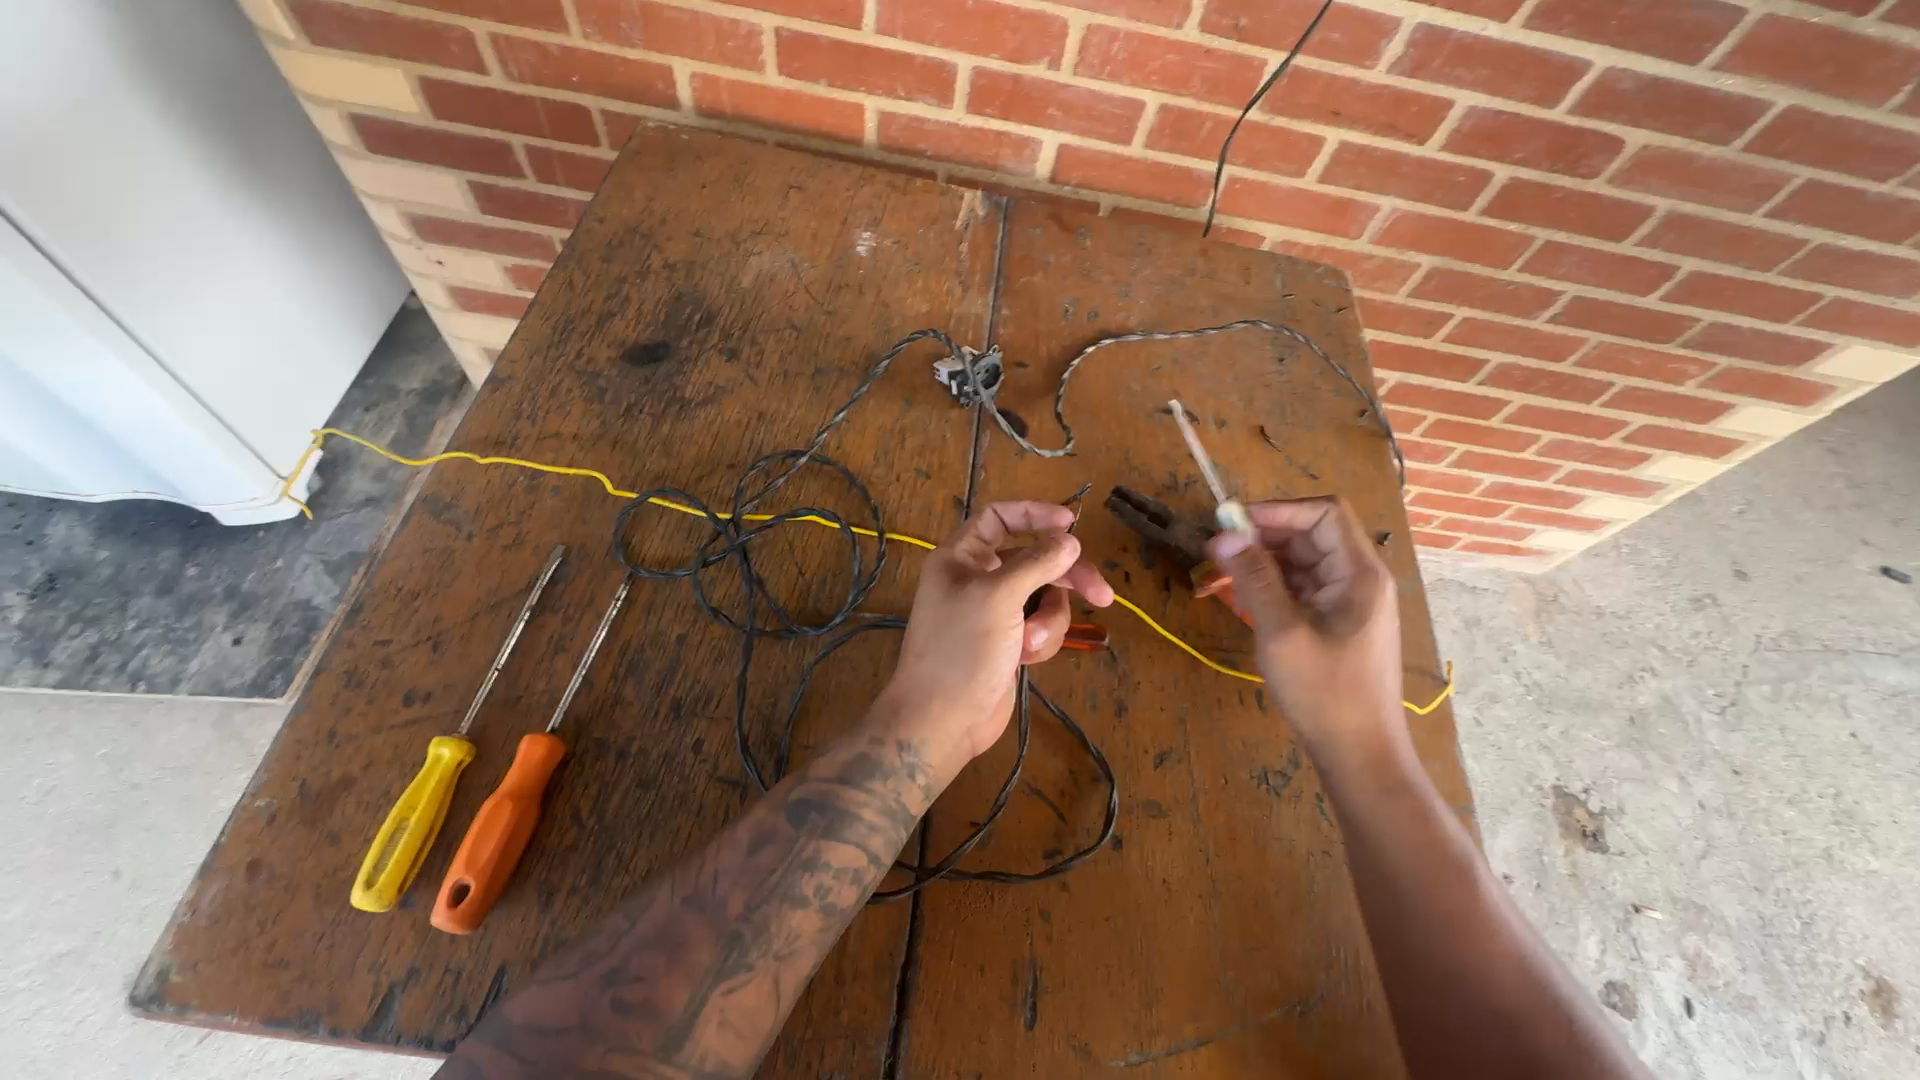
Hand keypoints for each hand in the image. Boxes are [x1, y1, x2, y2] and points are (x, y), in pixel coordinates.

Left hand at [883, 501, 1114, 769]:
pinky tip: (1027, 660)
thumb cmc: (961, 650)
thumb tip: (1070, 540)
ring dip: (1048, 620)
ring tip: (1031, 644)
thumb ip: (1036, 563)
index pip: (1000, 518)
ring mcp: (996, 611)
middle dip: (1065, 579)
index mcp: (961, 557)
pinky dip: (1042, 641)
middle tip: (1102, 594)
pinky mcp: (1010, 640)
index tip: (1071, 523)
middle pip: (1035, 559)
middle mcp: (977, 578)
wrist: (943, 720)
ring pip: (1045, 597)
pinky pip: (1042, 626)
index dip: (1034, 515)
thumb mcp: (998, 597)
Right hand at [1206, 497, 1405, 763]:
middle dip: (1260, 539)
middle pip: (1308, 537)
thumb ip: (1254, 578)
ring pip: (1299, 564)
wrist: (1358, 752)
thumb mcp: (1281, 632)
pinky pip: (1299, 590)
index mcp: (1359, 573)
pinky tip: (1236, 601)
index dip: (1277, 511)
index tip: (1233, 524)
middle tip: (1214, 554)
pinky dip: (1267, 589)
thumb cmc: (1324, 692)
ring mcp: (1347, 602)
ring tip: (1214, 581)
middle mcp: (1358, 579)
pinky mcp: (1334, 623)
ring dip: (1258, 565)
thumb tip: (1224, 534)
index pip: (1323, 513)